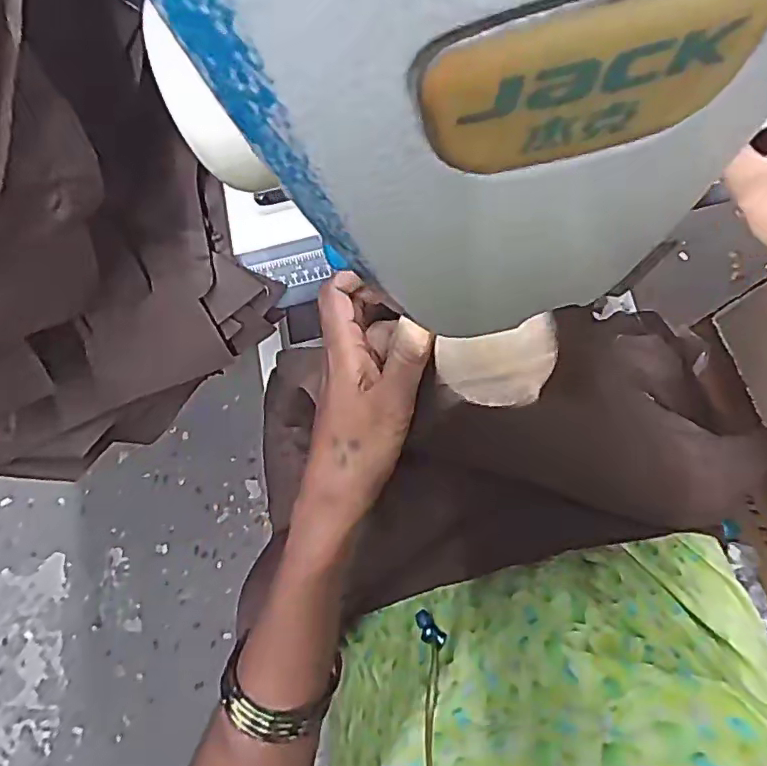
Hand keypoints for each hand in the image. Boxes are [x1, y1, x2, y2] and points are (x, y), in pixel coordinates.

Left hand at [293, 271, 432, 546]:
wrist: (338, 493)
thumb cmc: (358, 449)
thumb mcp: (391, 400)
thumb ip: (408, 356)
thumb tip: (422, 315)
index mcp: (340, 350)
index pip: (334, 294)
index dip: (356, 275)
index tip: (393, 272)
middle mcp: (342, 356)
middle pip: (357, 311)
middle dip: (388, 302)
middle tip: (425, 304)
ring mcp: (351, 375)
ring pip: (372, 336)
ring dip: (398, 331)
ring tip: (432, 330)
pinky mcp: (362, 394)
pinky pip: (379, 360)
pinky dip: (398, 354)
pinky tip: (423, 361)